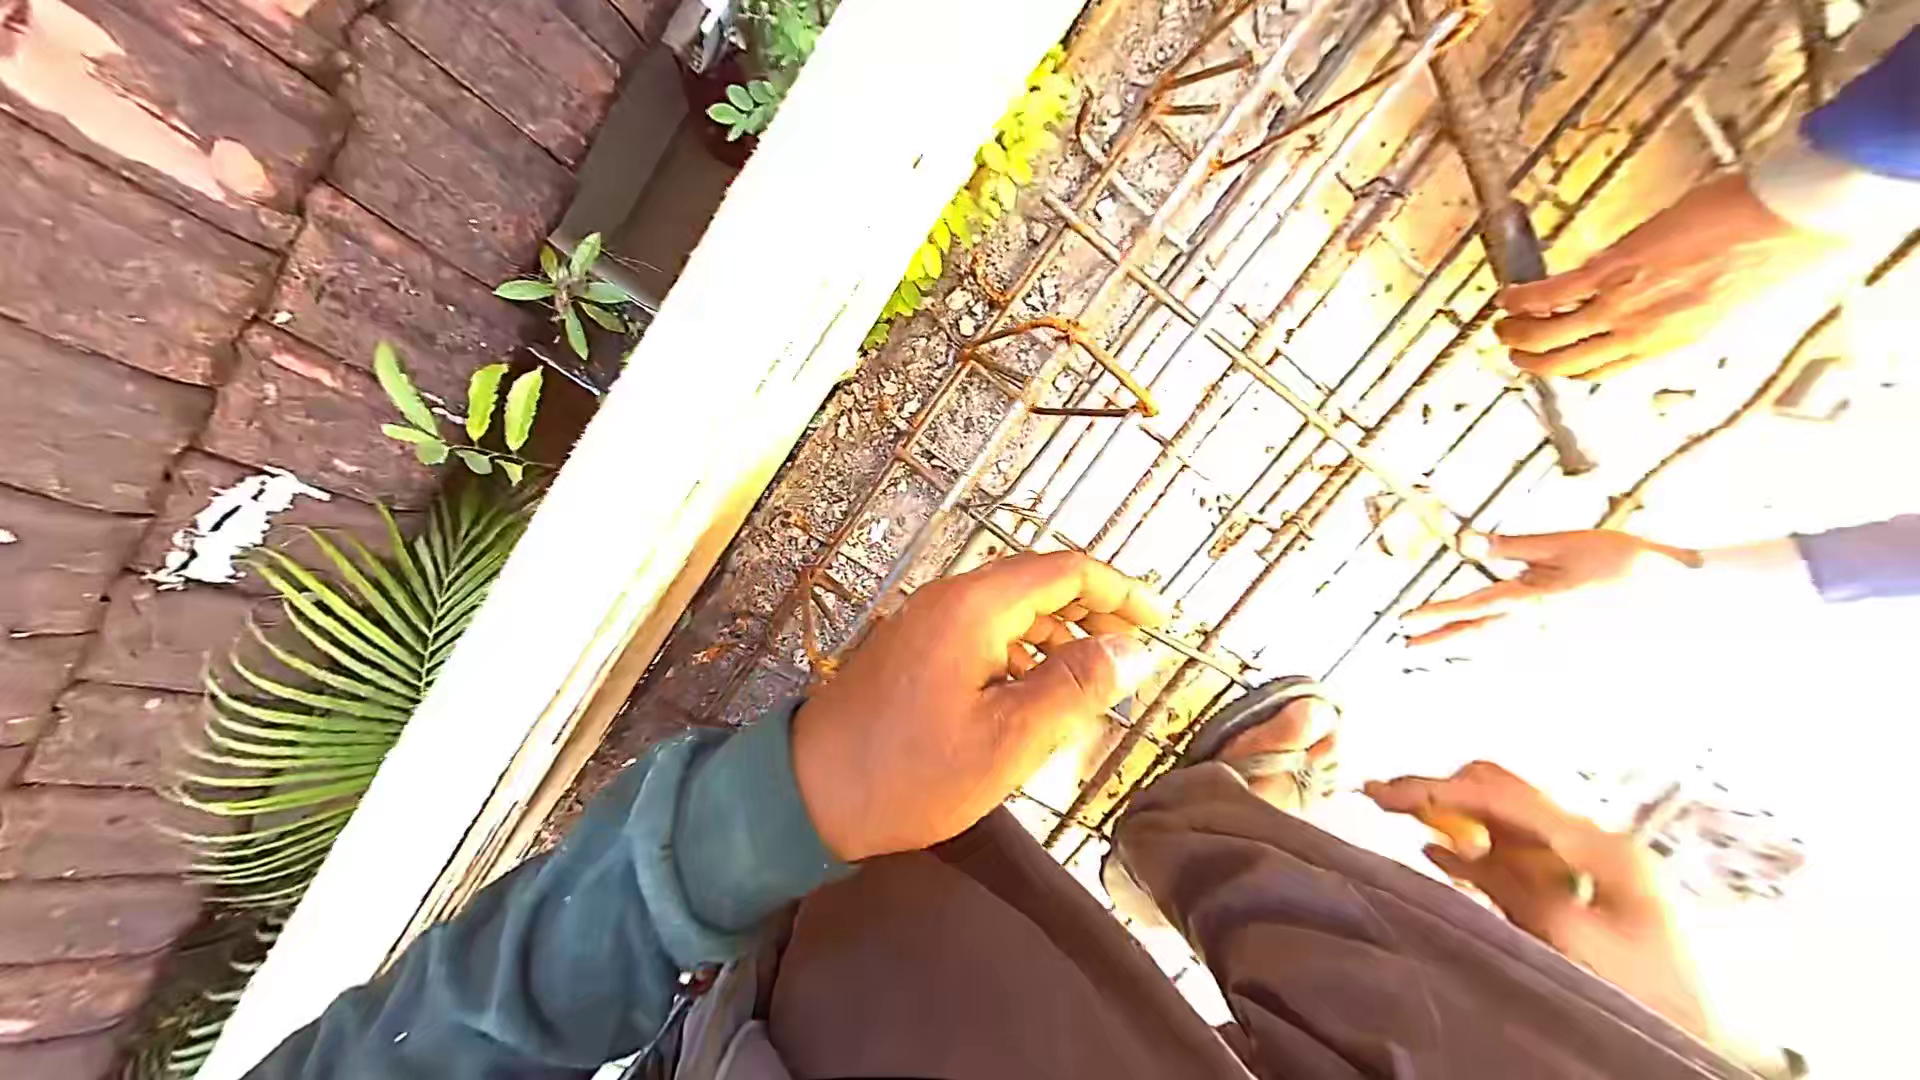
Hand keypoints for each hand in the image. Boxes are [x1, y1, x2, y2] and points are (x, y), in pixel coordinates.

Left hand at [792, 551, 1167, 861]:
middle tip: (1129, 657)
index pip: (1066, 571)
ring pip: (1011, 611)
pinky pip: (983, 633)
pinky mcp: (914, 645)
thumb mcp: (1008, 739)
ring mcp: (927, 619)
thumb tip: (1130, 652)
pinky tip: (1032, 694)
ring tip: (1088, 682)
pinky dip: (1019, 653)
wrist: (807, 793)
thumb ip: (1074, 687)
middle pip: (1039, 584)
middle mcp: (950, 598)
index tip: (1158, 621)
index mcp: (975, 606)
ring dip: (1056, 636)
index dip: (1120, 592)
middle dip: (1092, 614)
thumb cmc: (908, 773)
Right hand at [1366, 762, 1711, 1039]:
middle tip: (1380, 795)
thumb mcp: (1576, 940)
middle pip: (1495, 792)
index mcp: (1595, 845)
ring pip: (1491, 814)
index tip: (1383, 793)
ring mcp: (1572, 862)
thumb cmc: (1642, 996)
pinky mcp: (1558, 885)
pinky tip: (1430, 849)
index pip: (1498, 797)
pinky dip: (1459, 843)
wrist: (1692, 1046)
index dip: (1435, 789)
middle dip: (1435, 788)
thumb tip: (1456, 844)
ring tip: (1390, 809)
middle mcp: (1582, 841)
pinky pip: (1497, 849)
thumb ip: (1516, 884)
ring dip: (1442, 810)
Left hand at [1401, 530, 1698, 645]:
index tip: (1405, 620)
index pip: (1470, 607)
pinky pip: (1520, 653)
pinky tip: (1476, 656)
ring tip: (1427, 654)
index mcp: (1531, 599)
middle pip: (1475, 636)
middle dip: (1439, 642)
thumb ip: (1510, 547)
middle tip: (1406, 648)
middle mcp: (1536, 626)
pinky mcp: (1568, 646)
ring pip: (1494, 648)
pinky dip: (1492, 655)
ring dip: (1459, 651)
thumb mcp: (1562, 544)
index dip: (1435, 614)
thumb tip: (1465, 542)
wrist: (1688, 594)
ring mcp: (1553, 641)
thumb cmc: (1622, 561)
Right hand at [1495, 173, 1847, 379]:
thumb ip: (1675, 318)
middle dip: (1527, 357)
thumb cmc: (1781, 248)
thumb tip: (1641, 318)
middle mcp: (1638, 332)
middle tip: (1512, 346)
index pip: (1597, 372)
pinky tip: (1508, 296)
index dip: (1563, 370)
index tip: (1549, 361)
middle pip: (1559, 361)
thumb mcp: (1728, 303)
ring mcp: (1620, 305)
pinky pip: (1547, 296)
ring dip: (1513, 332)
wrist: (1803, 211)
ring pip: (1543, 334)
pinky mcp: (1608, 273)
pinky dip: (1520, 299)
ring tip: (1502, 324)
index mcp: (1668, 343)